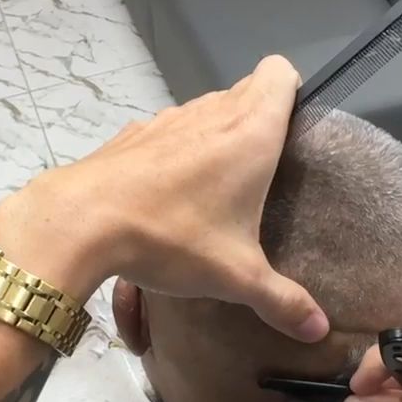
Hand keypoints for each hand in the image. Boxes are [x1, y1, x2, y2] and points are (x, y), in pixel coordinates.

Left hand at [0, 55, 327, 341]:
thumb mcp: (234, 275)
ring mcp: (166, 119)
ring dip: (215, 135)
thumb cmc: (172, 238)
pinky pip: (166, 131)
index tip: (291, 128)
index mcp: (249, 133)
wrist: (81, 221)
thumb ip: (281, 300)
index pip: (280, 72)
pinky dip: (174, 150)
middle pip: (245, 89)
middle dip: (257, 119)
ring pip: (204, 110)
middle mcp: (210, 113)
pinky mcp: (131, 134)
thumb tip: (320, 330)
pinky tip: (164, 193)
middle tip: (260, 170)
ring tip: (212, 186)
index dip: (291, 89)